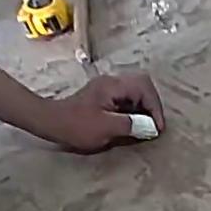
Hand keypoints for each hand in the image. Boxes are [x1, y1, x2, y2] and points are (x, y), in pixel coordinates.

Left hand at [33, 73, 166, 152]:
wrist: (53, 123)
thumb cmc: (77, 125)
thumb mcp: (106, 128)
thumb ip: (131, 125)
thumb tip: (151, 127)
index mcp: (113, 86)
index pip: (144, 87)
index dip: (155, 107)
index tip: (157, 127)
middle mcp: (112, 83)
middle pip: (142, 85)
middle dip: (152, 105)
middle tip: (154, 126)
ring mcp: (108, 89)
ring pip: (136, 92)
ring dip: (145, 109)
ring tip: (146, 128)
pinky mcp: (105, 98)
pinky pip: (127, 100)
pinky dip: (136, 111)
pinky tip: (134, 125)